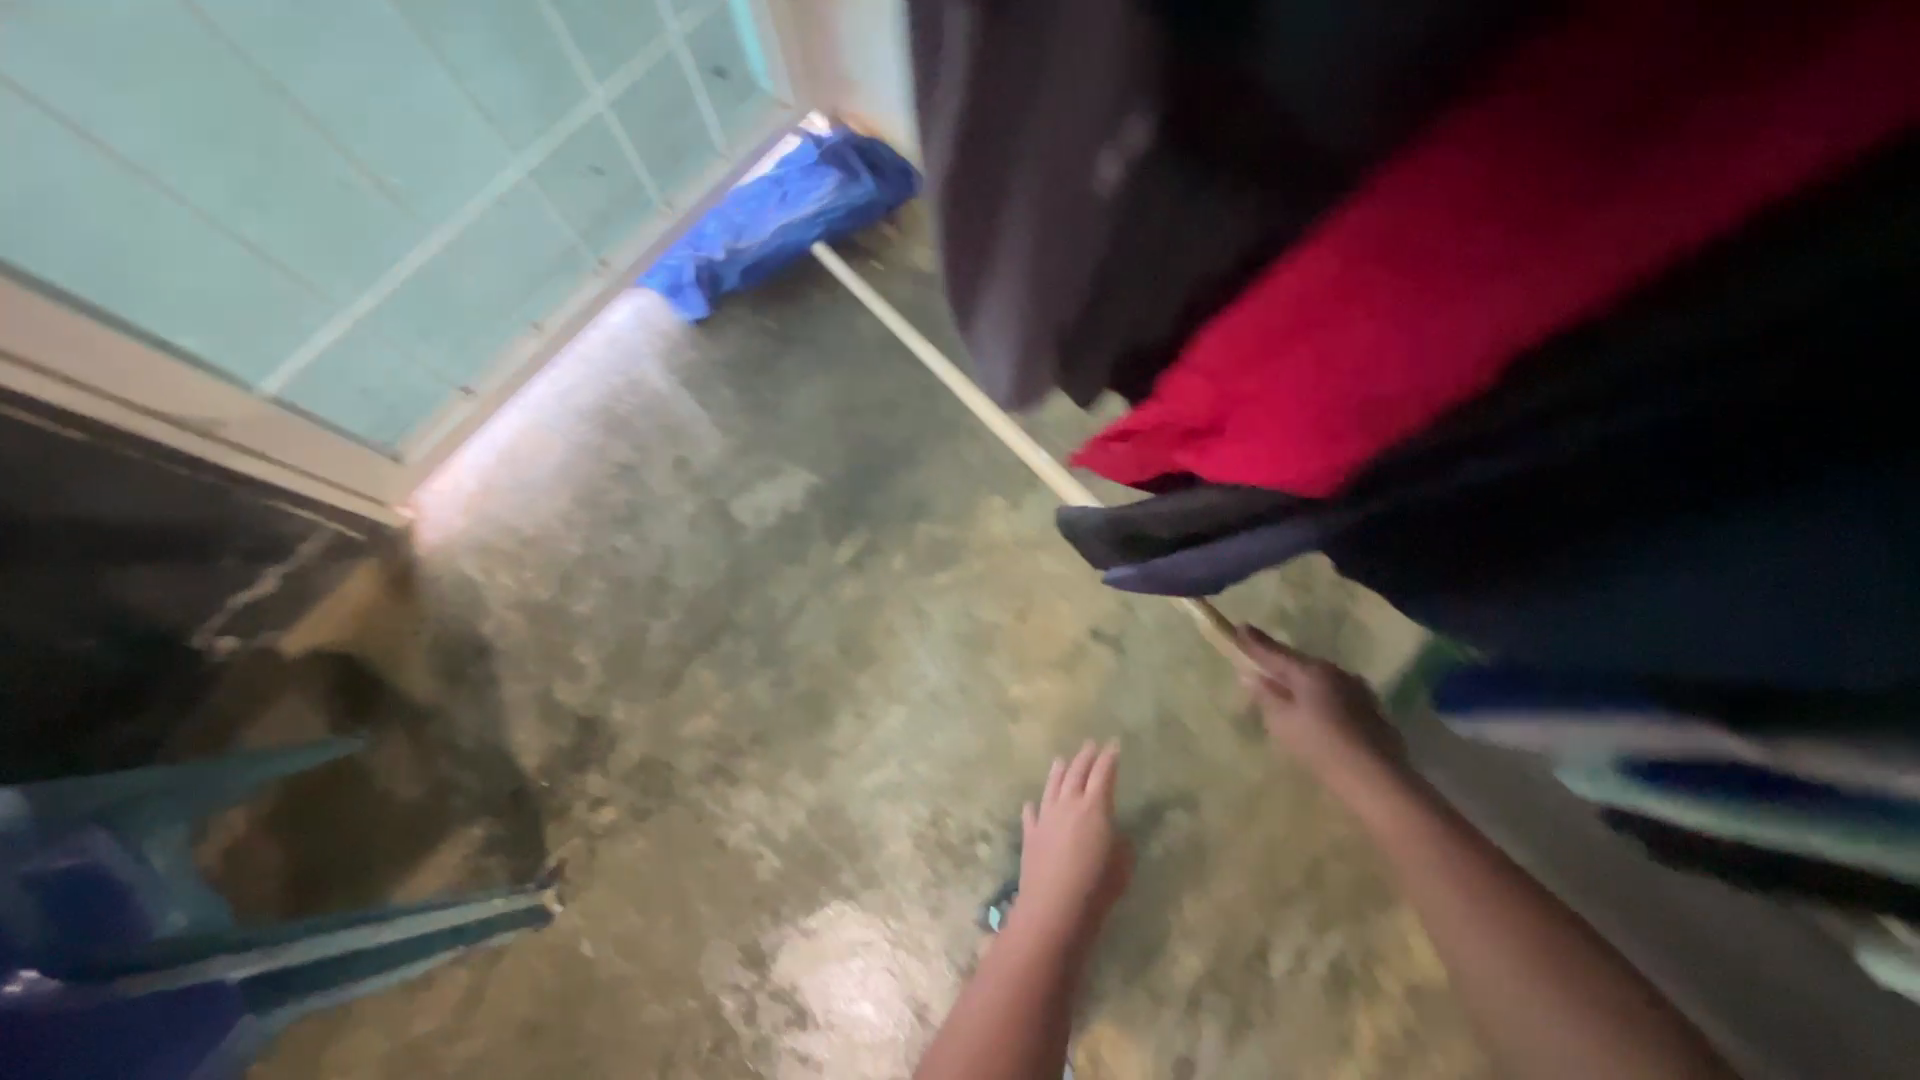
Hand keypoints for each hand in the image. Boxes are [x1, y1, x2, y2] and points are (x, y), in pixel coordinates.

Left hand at [1014, 741, 1133, 947]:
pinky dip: (1034, 805)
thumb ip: (1121, 846)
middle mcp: (1068, 805)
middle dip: (1085, 757)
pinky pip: (1031, 813)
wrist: (1052, 908)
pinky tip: (1032, 803)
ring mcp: (1045, 817)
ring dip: (1058, 771)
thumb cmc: (1095, 888)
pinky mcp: (1030, 834)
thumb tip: (1117, 836)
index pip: (1103, 774)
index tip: (1113, 745)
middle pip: (1076, 773)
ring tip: (1061, 760)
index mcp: (1095, 808)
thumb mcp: (1121, 866)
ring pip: (1052, 786)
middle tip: (1090, 745)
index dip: (1109, 759)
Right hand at [1237, 626, 1408, 797]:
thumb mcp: (1282, 722)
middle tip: (1260, 665)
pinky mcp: (1370, 708)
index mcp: (1311, 671)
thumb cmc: (1321, 746)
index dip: (1254, 642)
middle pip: (1299, 664)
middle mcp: (1336, 672)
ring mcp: (1357, 689)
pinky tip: (1315, 712)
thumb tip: (1250, 675)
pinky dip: (1319, 697)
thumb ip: (1265, 696)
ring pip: (1319, 679)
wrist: (1376, 778)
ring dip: (1300, 683)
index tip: (1240, 626)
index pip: (1275, 652)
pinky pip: (1335, 694)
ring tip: (1286, 692)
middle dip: (1279, 664)